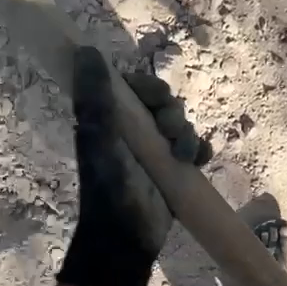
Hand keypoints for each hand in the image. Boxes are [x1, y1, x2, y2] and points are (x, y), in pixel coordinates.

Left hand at [55, 46, 209, 285]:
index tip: (156, 98)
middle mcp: (133, 131)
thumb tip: (86, 49)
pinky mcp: (175, 170)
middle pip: (162, 104)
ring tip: (184, 157)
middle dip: (172, 114)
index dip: (149, 88)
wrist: (126, 236)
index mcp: (111, 119)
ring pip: (181, 126)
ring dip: (187, 135)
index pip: (134, 88)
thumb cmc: (109, 187)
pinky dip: (200, 151)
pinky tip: (199, 162)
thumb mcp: (100, 138)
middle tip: (171, 133)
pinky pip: (195, 149)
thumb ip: (95, 97)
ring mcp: (156, 151)